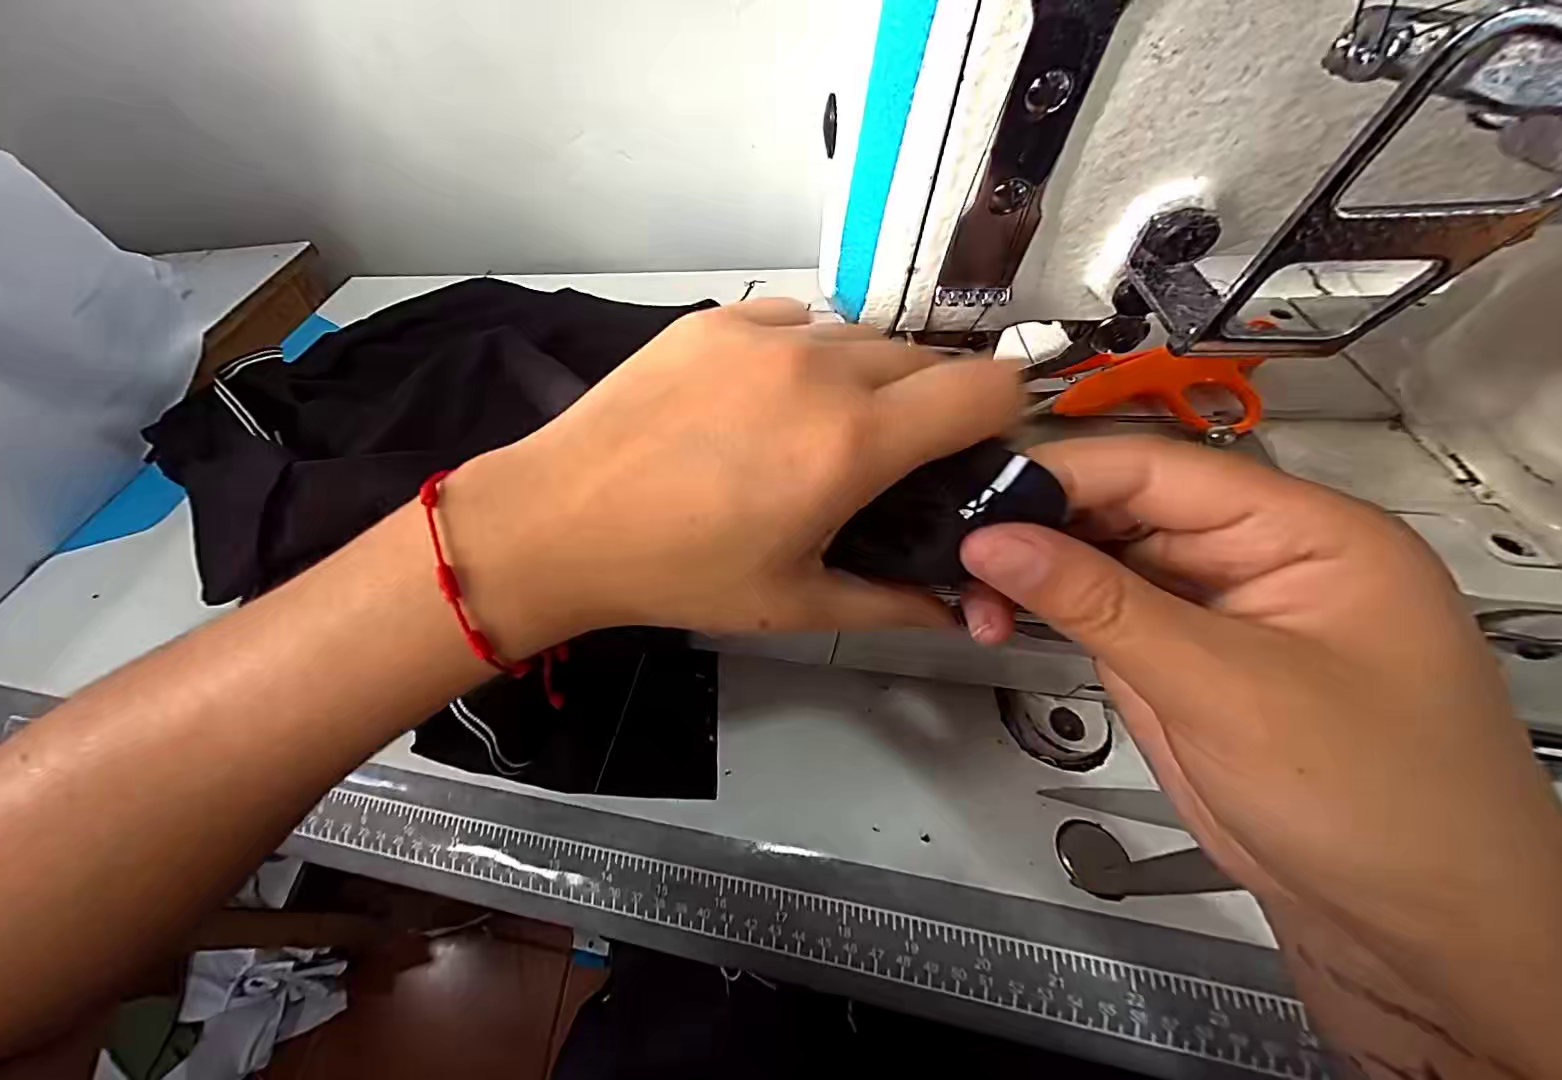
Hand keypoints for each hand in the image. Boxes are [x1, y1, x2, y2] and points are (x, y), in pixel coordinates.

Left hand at [437, 297, 1020, 655]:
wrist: (560, 521)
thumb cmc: (680, 573)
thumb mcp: (795, 603)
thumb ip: (892, 601)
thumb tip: (956, 608)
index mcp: (851, 442)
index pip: (985, 389)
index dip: (1000, 416)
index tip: (975, 450)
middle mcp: (819, 368)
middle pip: (928, 358)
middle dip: (932, 404)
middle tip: (890, 457)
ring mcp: (761, 332)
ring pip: (862, 336)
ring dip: (869, 378)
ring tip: (821, 429)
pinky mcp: (714, 318)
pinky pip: (796, 321)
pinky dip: (807, 354)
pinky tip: (766, 398)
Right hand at [953, 437, 1561, 1075]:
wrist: (1413, 938)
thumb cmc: (1360, 799)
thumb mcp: (1216, 685)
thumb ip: (1093, 601)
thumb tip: (984, 539)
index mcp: (1298, 529)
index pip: (1153, 470)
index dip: (1056, 476)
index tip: (970, 502)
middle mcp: (1246, 550)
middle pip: (1117, 507)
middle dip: (1032, 528)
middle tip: (953, 555)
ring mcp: (1203, 602)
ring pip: (1094, 556)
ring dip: (1029, 573)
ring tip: (968, 600)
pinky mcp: (1171, 649)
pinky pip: (1093, 606)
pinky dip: (1043, 608)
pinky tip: (996, 617)